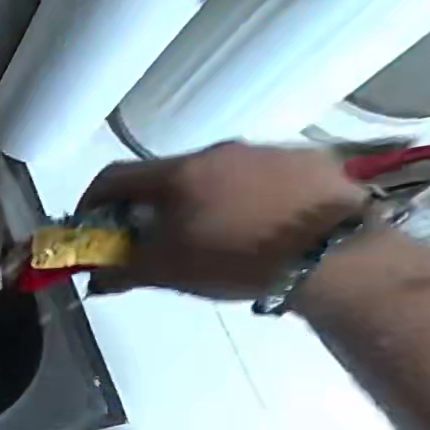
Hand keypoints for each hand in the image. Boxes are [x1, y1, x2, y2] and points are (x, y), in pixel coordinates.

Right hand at [79, 143, 368, 299]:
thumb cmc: (234, 260)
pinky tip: (256, 225)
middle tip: (150, 236)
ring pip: (213, 172)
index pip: (113, 177)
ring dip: (197, 198)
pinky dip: (244, 195)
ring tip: (209, 233)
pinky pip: (259, 175)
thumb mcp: (165, 272)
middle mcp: (218, 151)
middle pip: (164, 174)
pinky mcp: (310, 160)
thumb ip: (120, 272)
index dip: (92, 201)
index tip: (92, 226)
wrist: (338, 258)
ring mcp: (267, 151)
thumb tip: (96, 279)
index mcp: (177, 173)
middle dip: (148, 204)